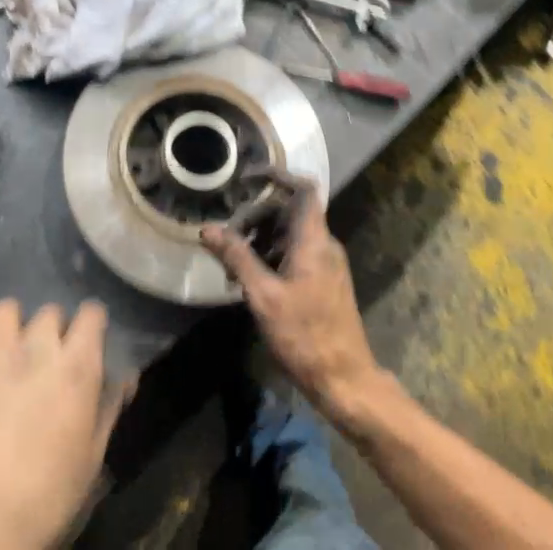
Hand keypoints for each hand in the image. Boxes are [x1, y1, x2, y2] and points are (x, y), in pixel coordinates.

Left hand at [0, 300, 125, 549]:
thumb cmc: (43, 496)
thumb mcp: (90, 459)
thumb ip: (108, 410)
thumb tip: (126, 378)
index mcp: (76, 368)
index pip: (92, 315)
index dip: (92, 323)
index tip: (89, 339)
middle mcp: (36, 348)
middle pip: (50, 312)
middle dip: (53, 329)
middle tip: (48, 359)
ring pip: (7, 310)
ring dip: (12, 327)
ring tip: (8, 354)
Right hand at [200, 186, 385, 426]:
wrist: (344, 378)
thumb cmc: (304, 334)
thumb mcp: (263, 296)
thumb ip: (237, 258)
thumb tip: (208, 229)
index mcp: (314, 240)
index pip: (303, 189)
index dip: (277, 175)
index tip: (246, 178)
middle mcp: (324, 244)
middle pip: (289, 212)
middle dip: (255, 217)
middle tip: (226, 238)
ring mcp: (326, 264)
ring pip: (289, 235)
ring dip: (259, 241)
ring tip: (232, 267)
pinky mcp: (324, 282)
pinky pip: (294, 255)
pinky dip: (270, 258)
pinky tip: (250, 284)